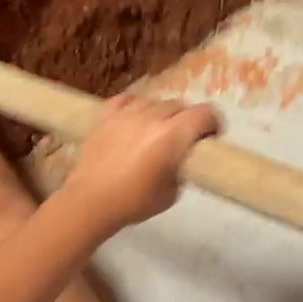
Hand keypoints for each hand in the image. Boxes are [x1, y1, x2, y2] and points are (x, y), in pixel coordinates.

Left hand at [63, 95, 221, 230]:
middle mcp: (151, 117)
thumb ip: (181, 169)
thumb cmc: (134, 201)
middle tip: (181, 139)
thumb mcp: (172, 192)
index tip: (208, 138)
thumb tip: (179, 161)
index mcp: (173, 135)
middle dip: (186, 120)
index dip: (212, 124)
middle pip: (179, 105)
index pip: (205, 113)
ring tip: (155, 130)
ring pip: (153, 101)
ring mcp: (125, 115)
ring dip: (160, 113)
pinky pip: (124, 100)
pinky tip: (133, 118)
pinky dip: (133, 105)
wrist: (90, 201)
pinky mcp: (104, 118)